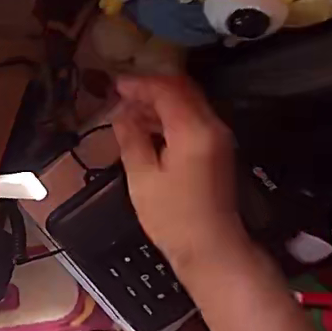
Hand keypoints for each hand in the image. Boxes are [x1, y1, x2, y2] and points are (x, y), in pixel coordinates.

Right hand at [113, 74, 248, 272]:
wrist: (209, 246)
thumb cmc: (172, 216)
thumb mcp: (141, 176)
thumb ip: (131, 138)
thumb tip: (121, 115)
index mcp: (193, 132)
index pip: (167, 90)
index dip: (139, 84)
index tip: (114, 85)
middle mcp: (212, 128)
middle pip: (182, 90)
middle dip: (149, 88)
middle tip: (119, 93)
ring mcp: (217, 138)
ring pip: (187, 103)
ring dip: (157, 101)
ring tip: (126, 110)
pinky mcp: (215, 150)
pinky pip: (191, 119)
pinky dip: (167, 116)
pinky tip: (145, 127)